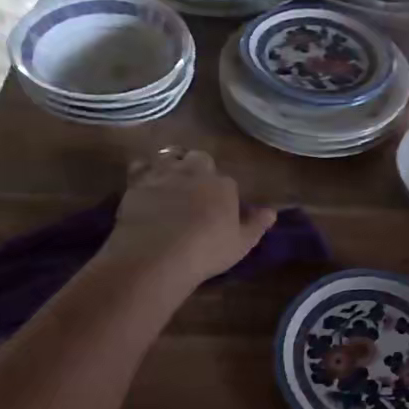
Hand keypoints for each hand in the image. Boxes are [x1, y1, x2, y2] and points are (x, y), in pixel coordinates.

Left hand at [100, 149, 276, 288]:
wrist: (158, 254)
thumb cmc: (206, 252)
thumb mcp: (240, 244)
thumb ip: (256, 225)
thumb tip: (272, 211)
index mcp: (223, 185)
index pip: (227, 182)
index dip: (222, 194)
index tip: (218, 209)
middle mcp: (195, 171)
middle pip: (200, 158)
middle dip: (199, 169)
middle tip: (194, 189)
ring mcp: (164, 173)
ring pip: (170, 155)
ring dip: (172, 163)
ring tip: (170, 180)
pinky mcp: (137, 181)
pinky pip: (140, 165)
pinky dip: (144, 171)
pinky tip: (144, 185)